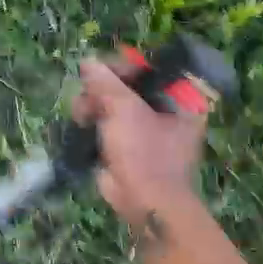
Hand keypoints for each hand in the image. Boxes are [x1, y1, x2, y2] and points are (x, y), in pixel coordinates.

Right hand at [72, 58, 207, 225]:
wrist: (144, 202)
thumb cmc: (144, 153)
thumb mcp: (124, 110)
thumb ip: (106, 82)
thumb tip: (88, 62)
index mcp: (180, 100)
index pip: (151, 68)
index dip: (124, 66)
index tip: (100, 73)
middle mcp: (165, 110)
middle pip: (127, 83)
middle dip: (102, 88)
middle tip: (89, 98)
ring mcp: (145, 127)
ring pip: (111, 100)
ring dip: (92, 103)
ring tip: (82, 115)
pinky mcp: (127, 141)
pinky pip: (106, 119)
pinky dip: (92, 119)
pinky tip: (82, 124)